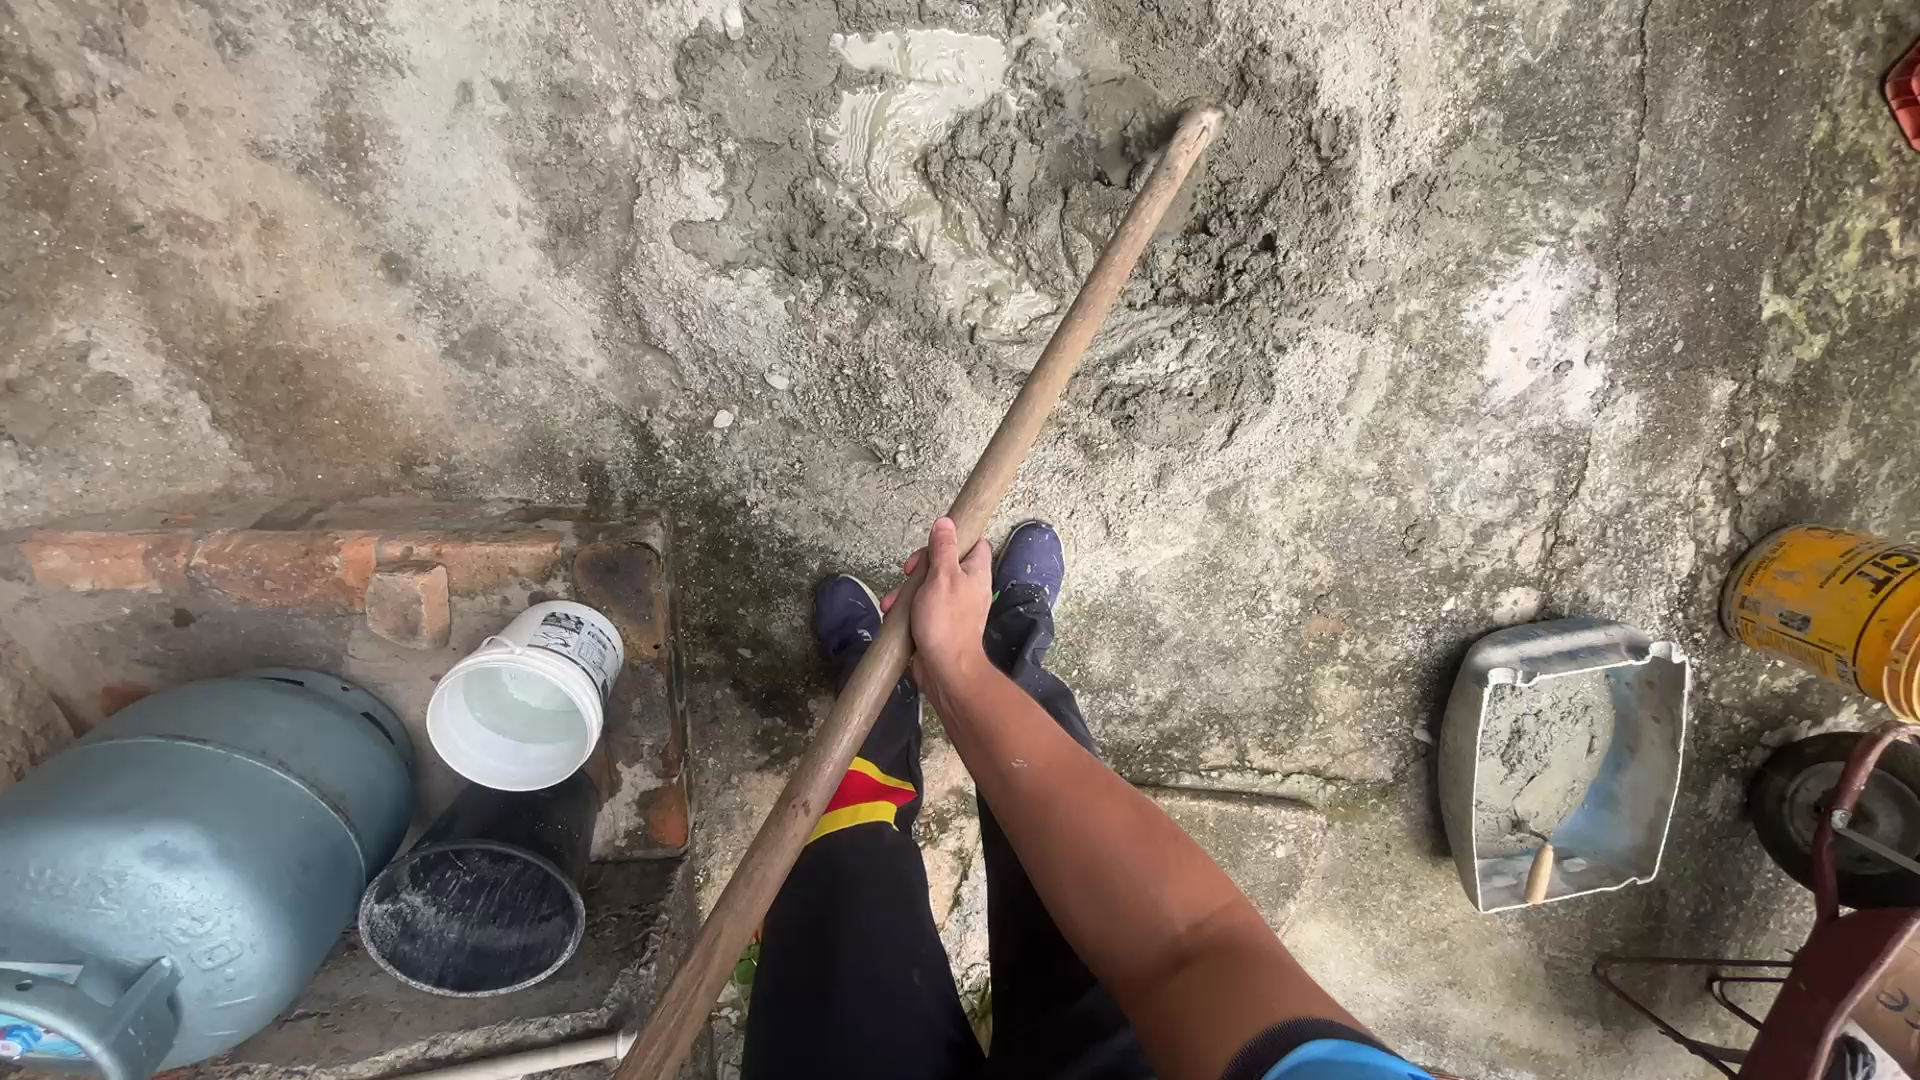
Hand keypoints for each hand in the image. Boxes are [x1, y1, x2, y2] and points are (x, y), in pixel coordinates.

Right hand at [882, 517, 992, 687]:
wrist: (945, 669)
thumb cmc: (947, 621)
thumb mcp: (942, 576)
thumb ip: (943, 548)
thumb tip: (946, 522)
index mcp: (976, 572)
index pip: (973, 543)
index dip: (954, 538)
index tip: (933, 542)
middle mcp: (968, 587)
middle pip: (943, 563)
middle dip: (920, 568)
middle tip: (909, 572)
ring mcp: (953, 607)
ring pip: (927, 586)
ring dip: (906, 591)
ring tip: (892, 602)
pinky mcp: (938, 624)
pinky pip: (921, 608)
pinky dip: (906, 610)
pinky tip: (892, 615)